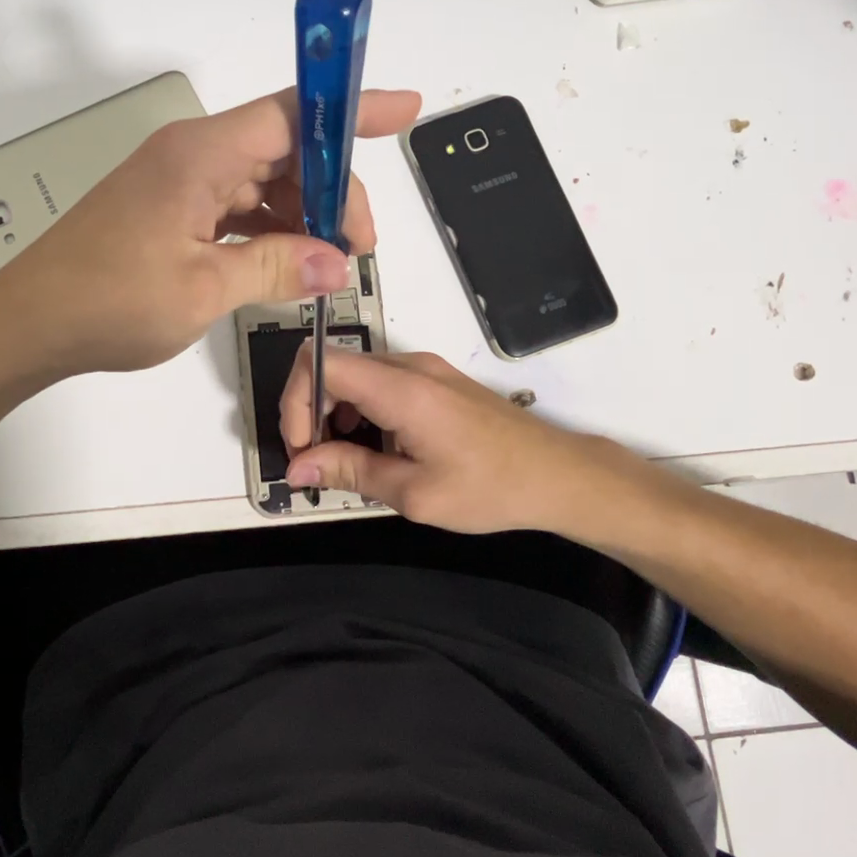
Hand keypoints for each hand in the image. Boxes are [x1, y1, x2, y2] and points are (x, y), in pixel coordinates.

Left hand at [0, 87, 421, 376]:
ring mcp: (176, 184)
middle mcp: (190, 156)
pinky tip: (285, 262)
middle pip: (283, 151)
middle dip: (331, 192)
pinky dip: (264, 231)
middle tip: (358, 248)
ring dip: (299, 217)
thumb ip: (275, 266)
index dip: (351, 108)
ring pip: (260, 183)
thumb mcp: (204, 288)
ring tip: (328, 264)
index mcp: (200, 155)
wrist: (30, 324)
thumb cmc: (111, 301)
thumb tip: (338, 263)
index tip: (404, 110)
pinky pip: (232, 208)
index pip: (292, 114)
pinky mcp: (165, 212)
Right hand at [279, 347, 687, 535]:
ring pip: (353, 375)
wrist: (560, 476)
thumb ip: (350, 472)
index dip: (295, 401)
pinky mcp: (435, 381)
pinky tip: (374, 449)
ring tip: (344, 461)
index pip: (319, 362)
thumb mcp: (414, 493)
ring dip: (334, 414)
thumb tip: (297, 468)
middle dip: (310, 412)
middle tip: (316, 461)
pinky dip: (360, 411)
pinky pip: (379, 383)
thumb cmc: (492, 488)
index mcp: (401, 388)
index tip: (301, 448)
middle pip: (332, 366)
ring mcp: (425, 370)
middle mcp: (410, 366)